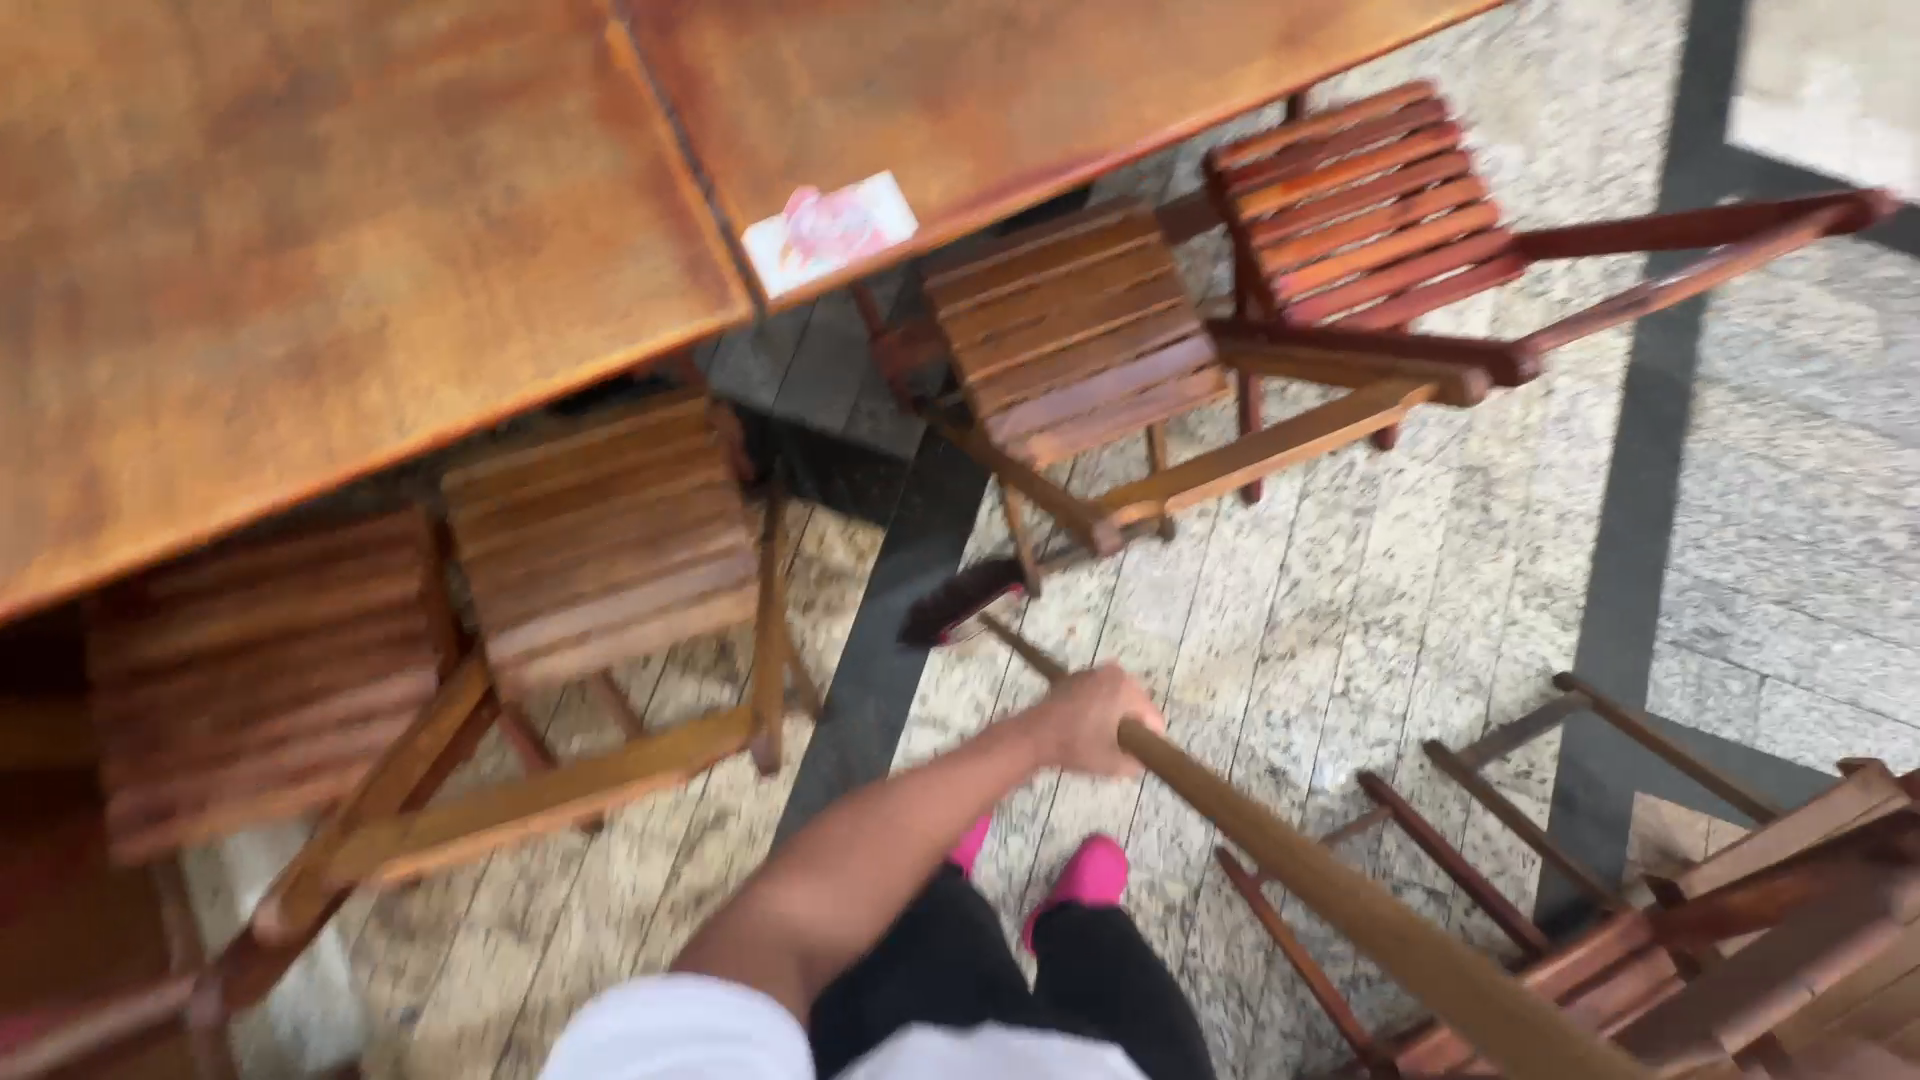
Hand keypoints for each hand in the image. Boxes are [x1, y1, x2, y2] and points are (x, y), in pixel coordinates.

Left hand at [1016, 664, 1165, 776]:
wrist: (1033, 735)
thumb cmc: (1075, 746)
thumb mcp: (1112, 764)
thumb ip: (1137, 764)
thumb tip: (1143, 762)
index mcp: (1126, 688)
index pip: (1153, 718)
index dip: (1150, 741)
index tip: (1138, 756)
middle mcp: (1113, 672)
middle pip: (1138, 704)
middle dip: (1133, 725)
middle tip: (1118, 747)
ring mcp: (1093, 671)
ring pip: (1120, 698)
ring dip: (1117, 716)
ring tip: (1102, 737)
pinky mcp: (1077, 676)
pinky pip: (1102, 693)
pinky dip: (1101, 707)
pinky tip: (1089, 725)